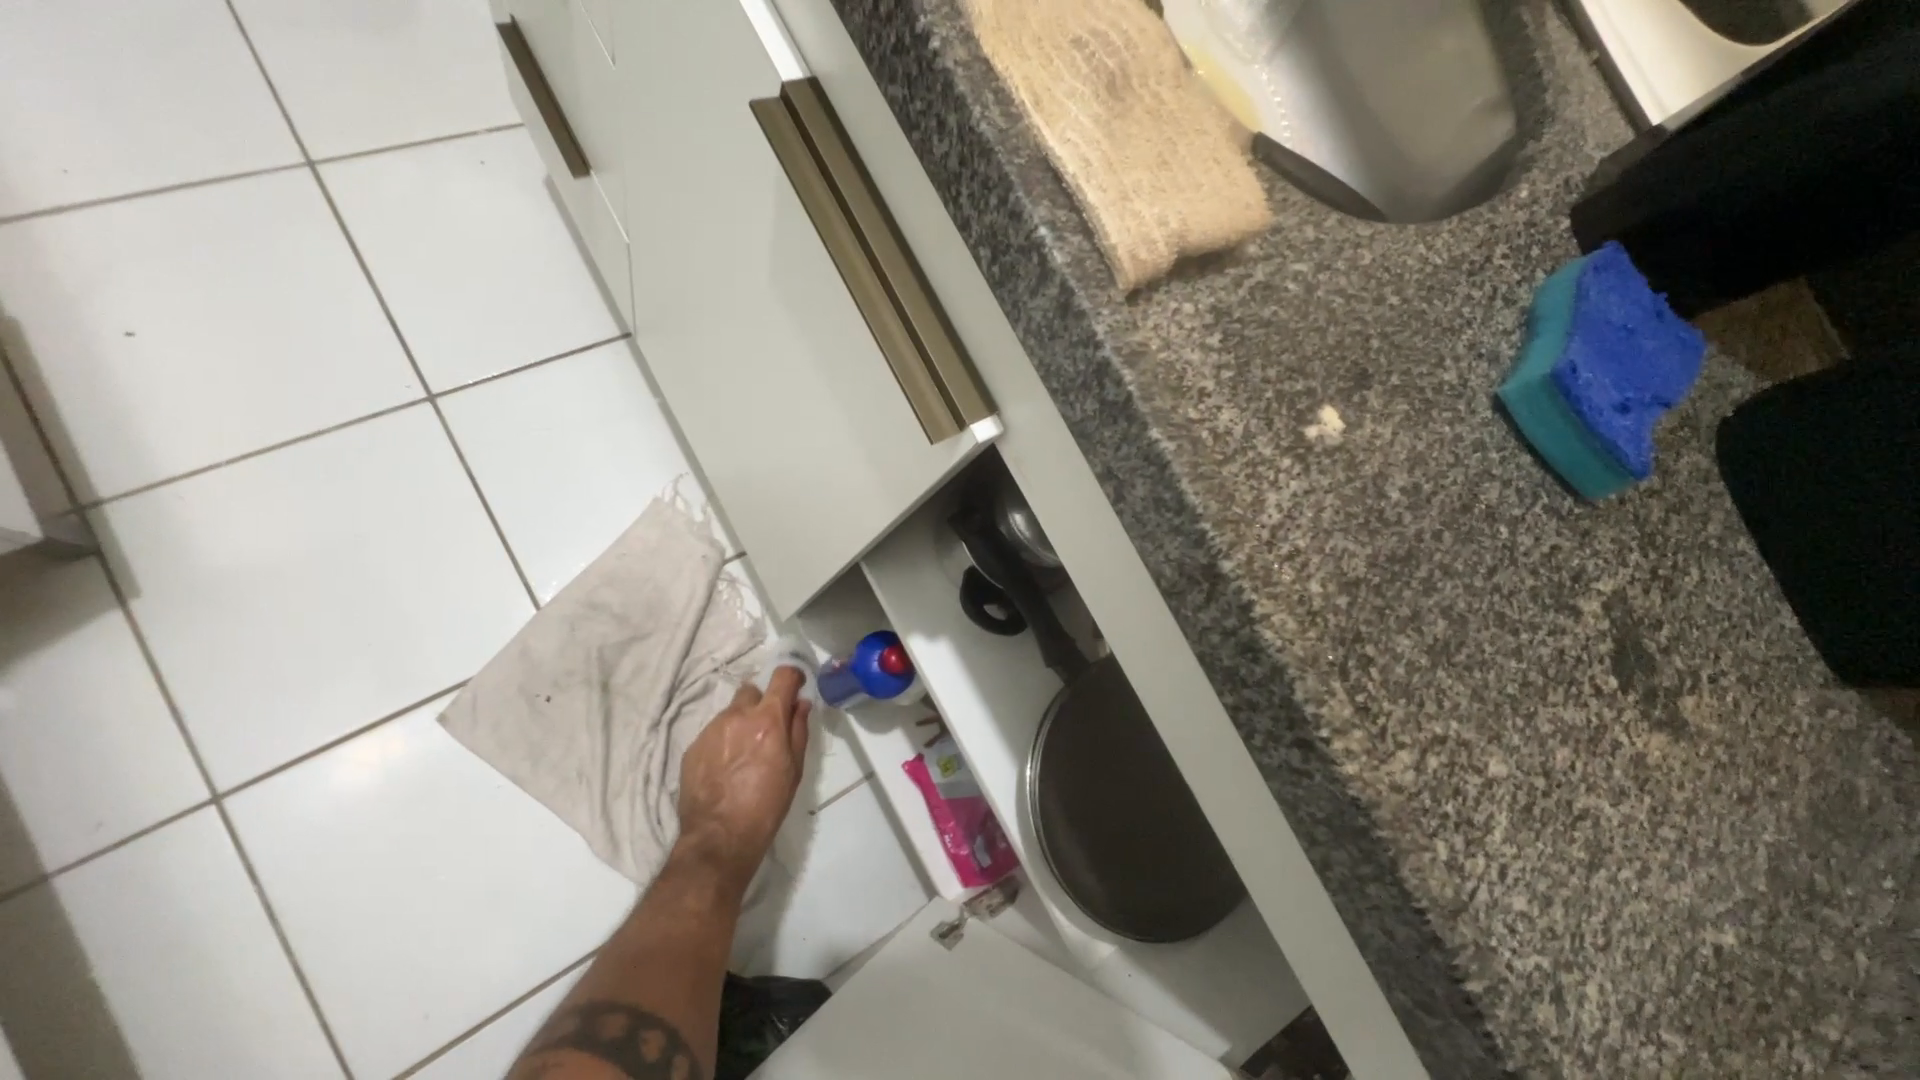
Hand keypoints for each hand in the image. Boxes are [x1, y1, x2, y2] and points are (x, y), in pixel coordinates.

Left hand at [674, 666, 811, 892]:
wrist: (719, 837)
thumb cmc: (767, 806)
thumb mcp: (794, 769)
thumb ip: (799, 730)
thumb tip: (800, 703)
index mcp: (767, 720)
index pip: (782, 676)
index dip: (792, 676)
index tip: (796, 685)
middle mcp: (737, 716)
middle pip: (752, 690)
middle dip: (762, 702)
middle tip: (767, 729)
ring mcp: (711, 730)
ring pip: (731, 712)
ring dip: (741, 723)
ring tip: (744, 755)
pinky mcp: (692, 746)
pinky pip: (713, 732)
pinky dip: (723, 741)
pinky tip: (726, 767)